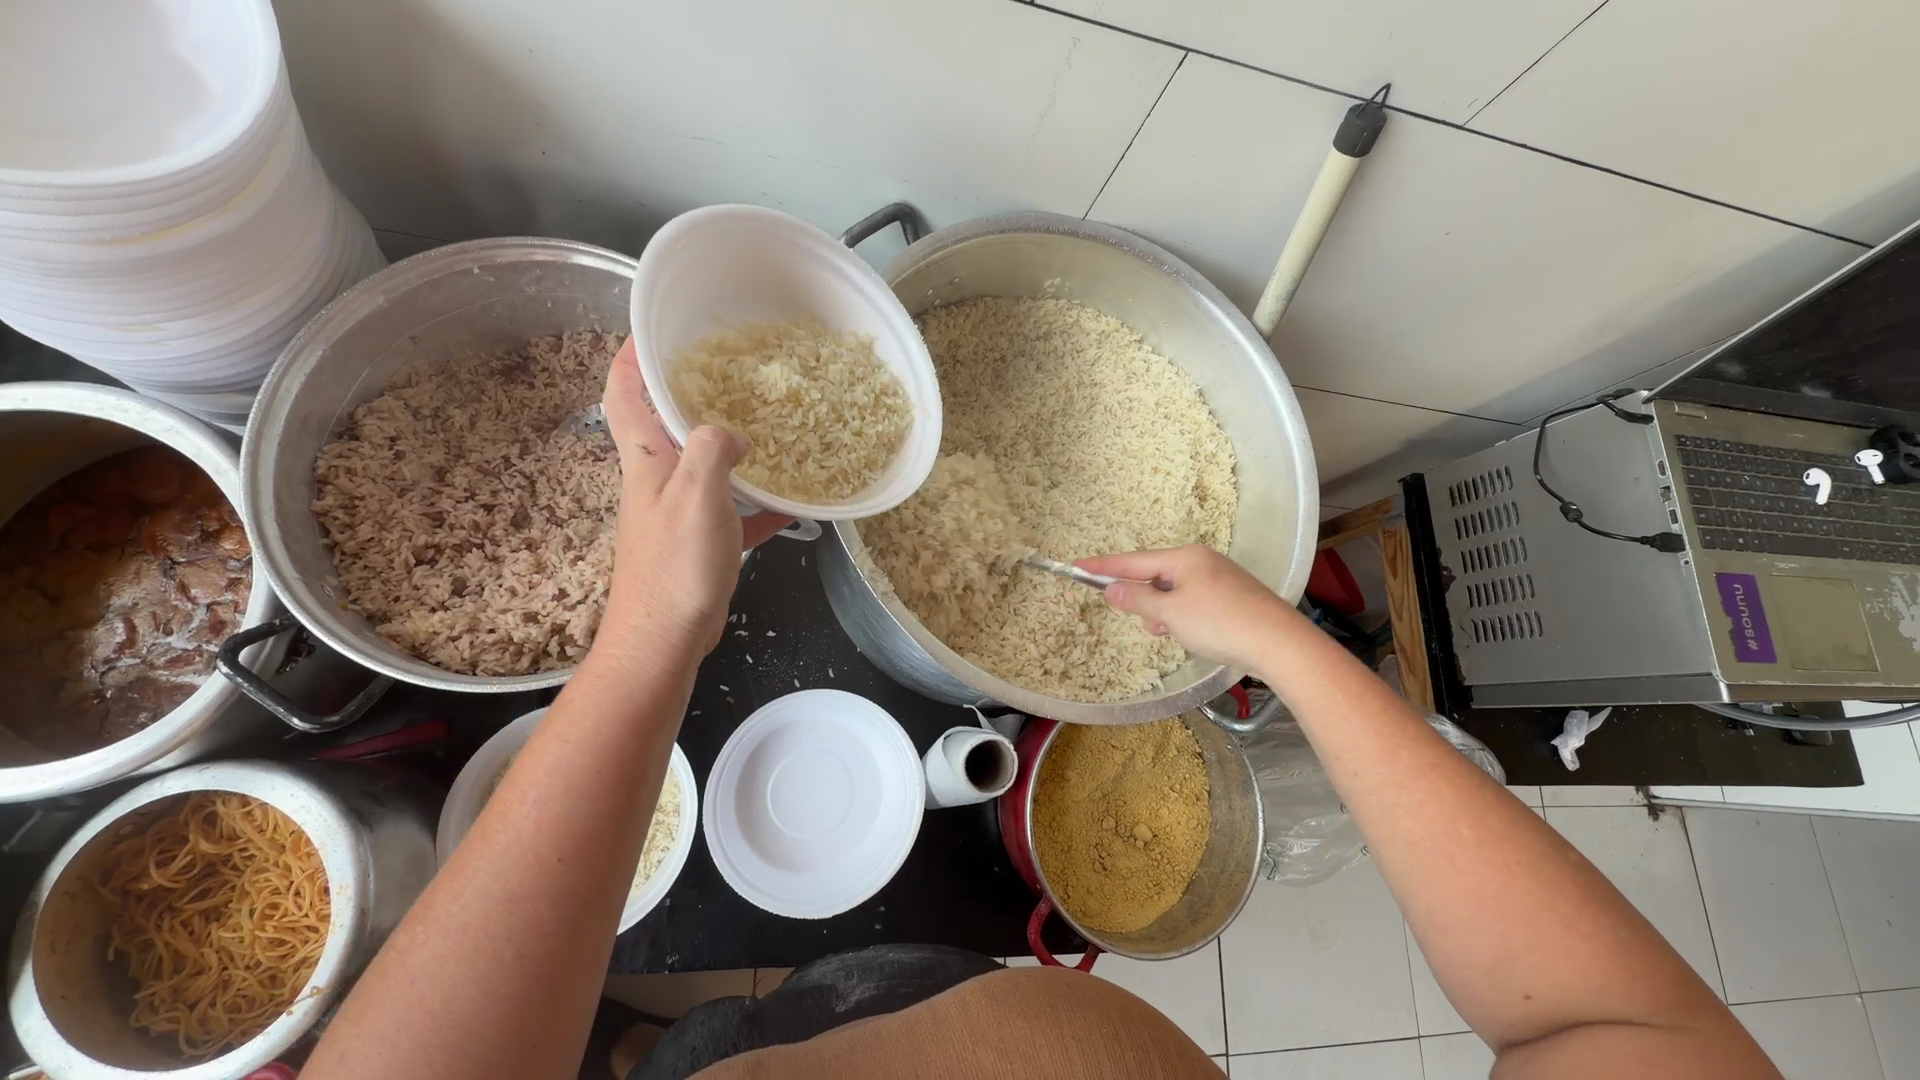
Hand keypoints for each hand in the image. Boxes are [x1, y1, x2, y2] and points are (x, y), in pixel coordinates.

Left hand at [600, 337, 791, 654]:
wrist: (664, 640)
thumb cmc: (675, 566)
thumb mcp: (696, 495)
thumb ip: (714, 449)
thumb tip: (736, 434)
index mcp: (646, 460)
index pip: (623, 393)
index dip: (630, 356)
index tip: (652, 328)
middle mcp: (658, 480)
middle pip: (664, 424)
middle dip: (687, 391)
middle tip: (727, 369)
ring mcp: (680, 513)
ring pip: (703, 465)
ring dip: (728, 445)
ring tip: (765, 422)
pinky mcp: (702, 544)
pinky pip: (734, 513)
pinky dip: (758, 504)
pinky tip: (790, 501)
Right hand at [1079, 545, 1302, 676]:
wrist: (1279, 643)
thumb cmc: (1219, 623)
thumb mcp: (1171, 613)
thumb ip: (1138, 599)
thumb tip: (1111, 588)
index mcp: (1185, 557)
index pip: (1134, 561)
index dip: (1104, 566)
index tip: (1077, 565)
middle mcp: (1202, 560)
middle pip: (1156, 575)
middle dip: (1143, 597)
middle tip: (1142, 620)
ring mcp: (1219, 578)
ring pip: (1175, 591)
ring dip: (1163, 611)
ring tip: (1167, 632)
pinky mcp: (1232, 596)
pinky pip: (1193, 600)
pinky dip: (1181, 615)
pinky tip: (1186, 633)